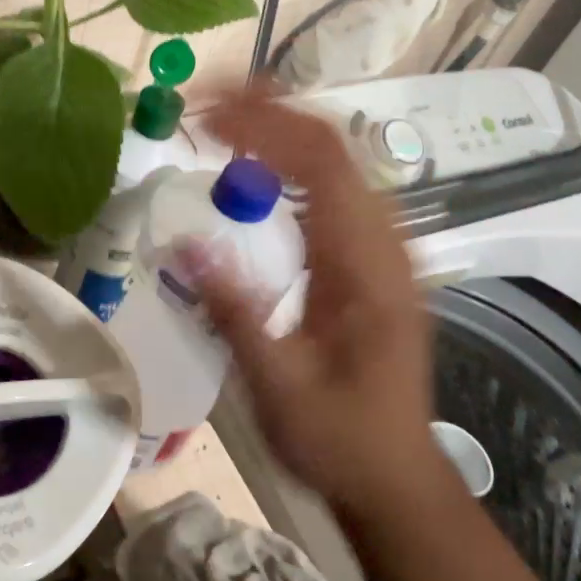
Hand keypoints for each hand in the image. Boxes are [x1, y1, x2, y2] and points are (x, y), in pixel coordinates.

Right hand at [188, 83, 442, 513]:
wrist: (394, 477)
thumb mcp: (280, 386)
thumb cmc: (339, 439)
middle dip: (267, 110)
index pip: (323, 161)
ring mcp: (382, 247)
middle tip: (200, 102)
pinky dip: (288, 162)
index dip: (265, 122)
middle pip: (331, 144)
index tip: (205, 110)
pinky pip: (332, 187)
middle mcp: (384, 241)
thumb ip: (235, 311)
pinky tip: (252, 166)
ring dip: (277, 128)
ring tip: (217, 120)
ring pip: (335, 159)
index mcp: (367, 265)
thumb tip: (185, 240)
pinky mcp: (370, 259)